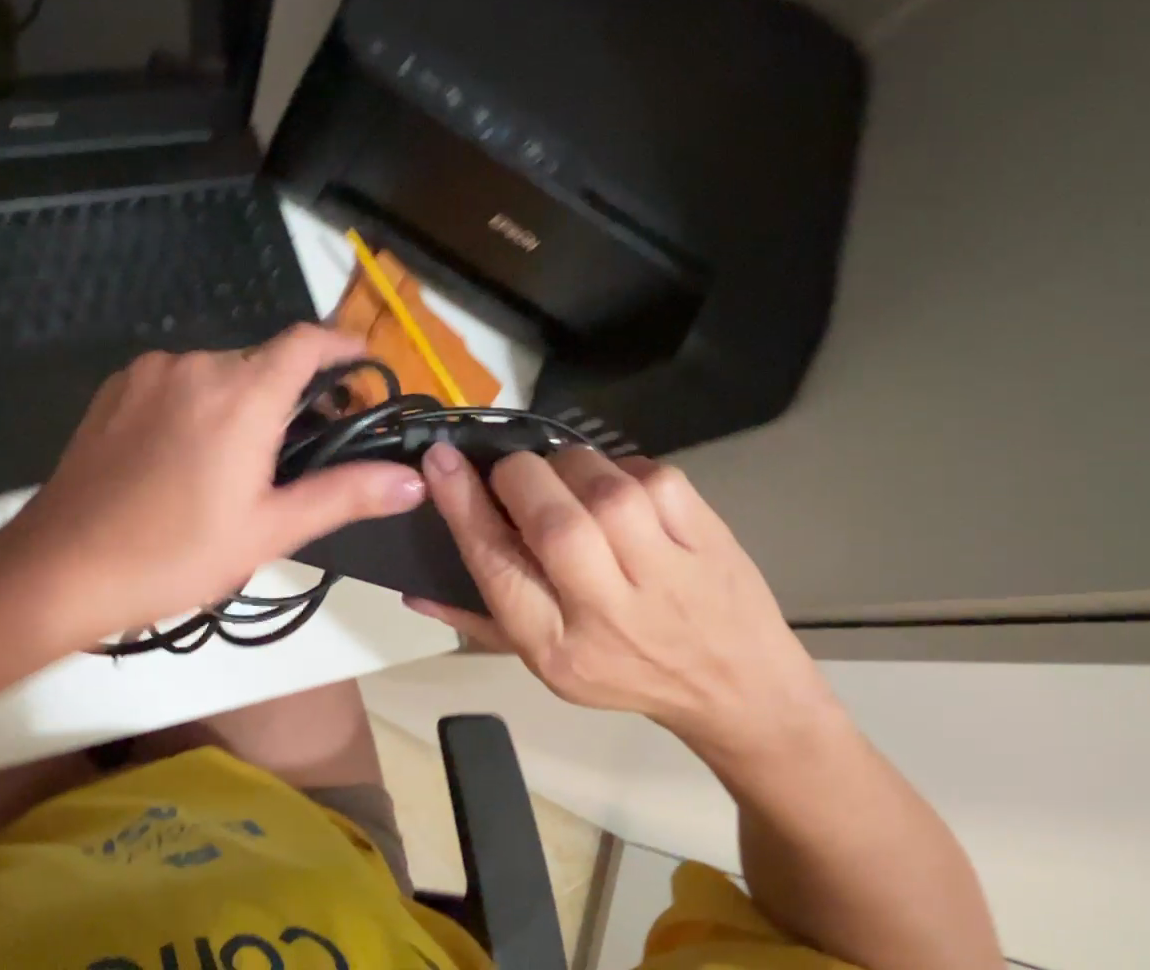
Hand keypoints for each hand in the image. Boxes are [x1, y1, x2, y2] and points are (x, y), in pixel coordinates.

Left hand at [0, 325, 427, 648]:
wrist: (59, 569)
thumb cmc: (173, 554)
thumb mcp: (268, 530)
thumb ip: (344, 494)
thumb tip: (413, 480)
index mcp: (241, 393)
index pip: (307, 341)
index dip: (343, 346)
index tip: (363, 368)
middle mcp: (195, 365)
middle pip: (263, 362)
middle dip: (293, 393)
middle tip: (304, 450)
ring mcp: (147, 375)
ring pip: (217, 375)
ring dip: (241, 403)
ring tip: (241, 464)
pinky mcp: (113, 391)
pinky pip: (174, 385)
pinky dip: (197, 407)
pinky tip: (187, 458)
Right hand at [410, 443, 837, 756]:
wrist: (739, 688)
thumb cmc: (624, 672)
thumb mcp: (543, 663)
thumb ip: (476, 620)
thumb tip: (409, 587)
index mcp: (557, 645)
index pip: (496, 563)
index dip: (463, 504)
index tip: (440, 461)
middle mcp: (610, 610)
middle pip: (551, 518)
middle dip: (517, 476)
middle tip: (513, 475)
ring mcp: (667, 570)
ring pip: (600, 484)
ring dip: (569, 469)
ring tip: (569, 488)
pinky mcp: (709, 534)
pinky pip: (648, 472)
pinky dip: (620, 470)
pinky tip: (619, 495)